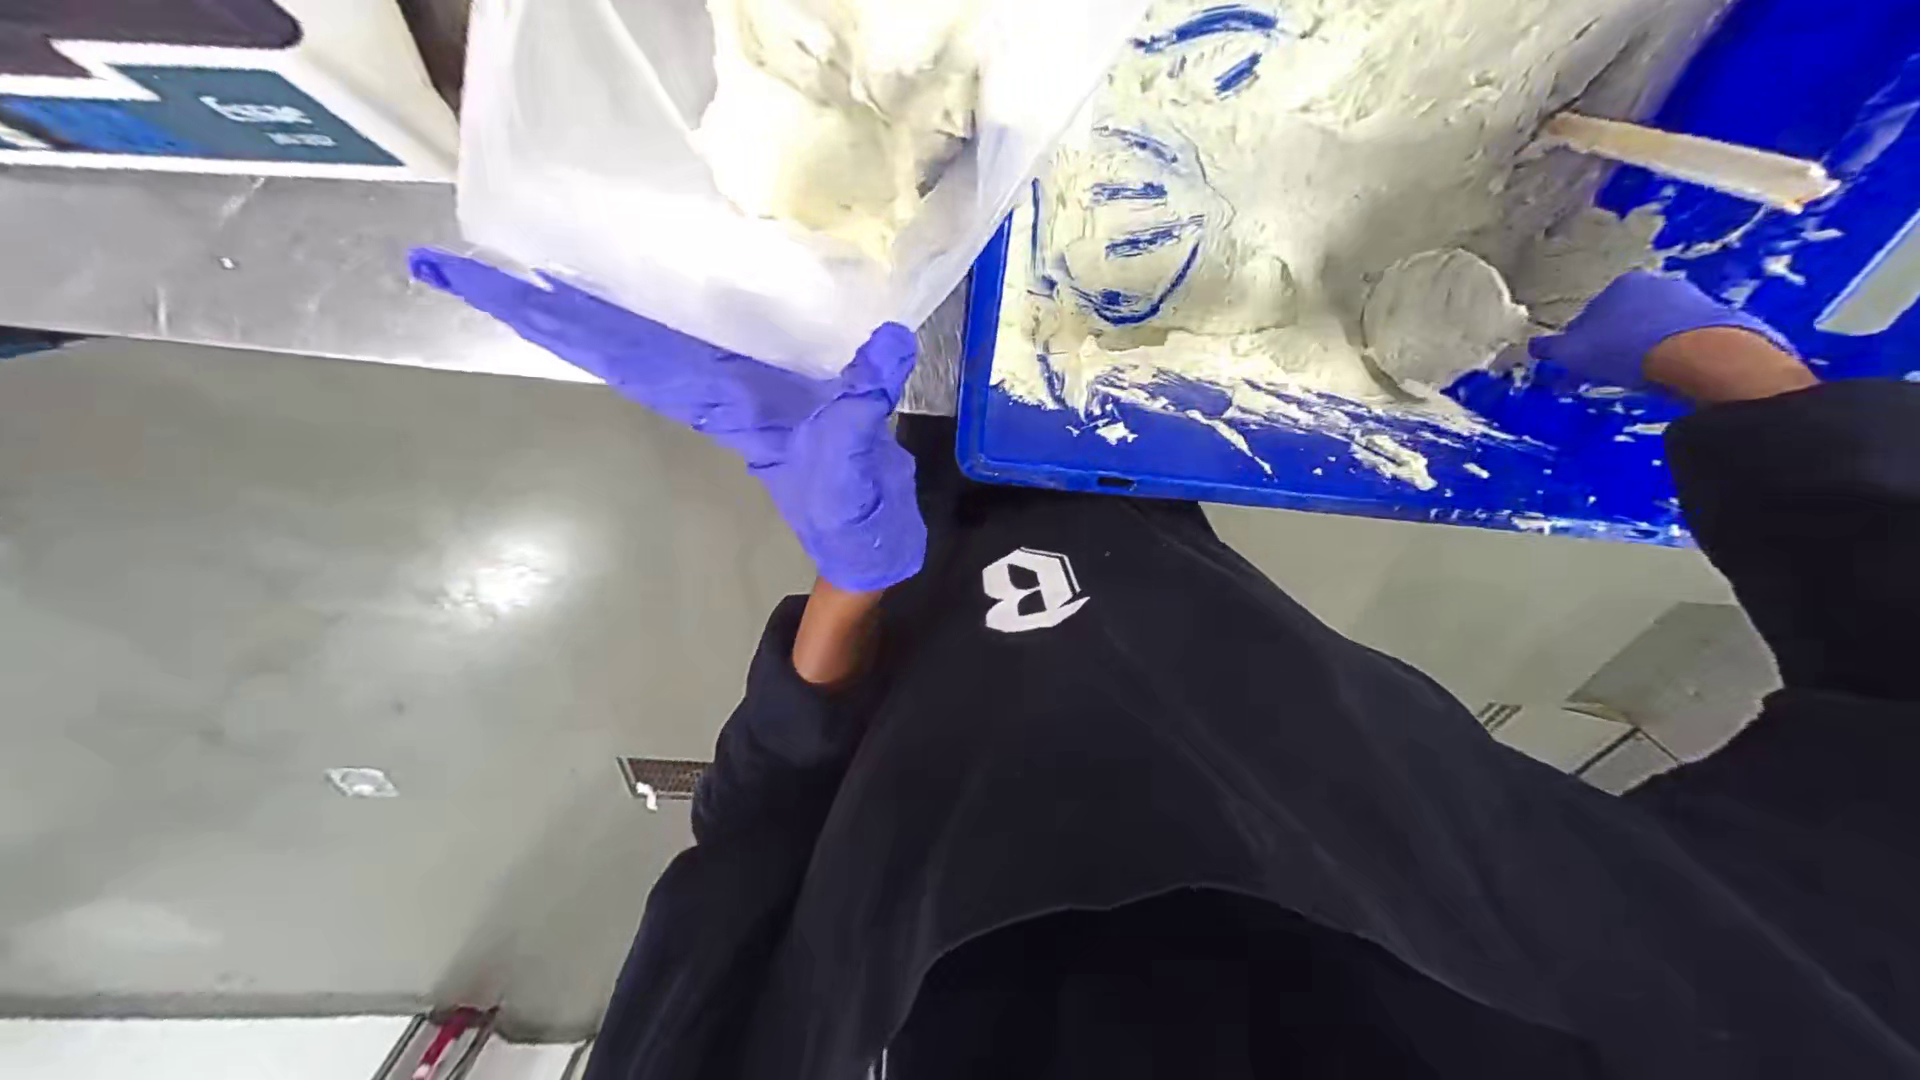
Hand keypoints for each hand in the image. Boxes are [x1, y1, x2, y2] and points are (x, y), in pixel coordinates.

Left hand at [410, 249, 925, 591]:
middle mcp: (716, 395)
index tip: (476, 281)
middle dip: (547, 308)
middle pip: (619, 347)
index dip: (559, 322)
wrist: (865, 545)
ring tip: (534, 265)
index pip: (628, 356)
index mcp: (726, 406)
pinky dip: (659, 318)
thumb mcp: (858, 468)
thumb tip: (887, 340)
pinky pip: (697, 346)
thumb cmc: (854, 518)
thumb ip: (863, 409)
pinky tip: (650, 295)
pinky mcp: (765, 395)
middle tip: (461, 258)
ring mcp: (737, 395)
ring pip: (651, 346)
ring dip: (592, 310)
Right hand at [1529, 270, 1799, 391]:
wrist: (1699, 355)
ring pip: (1649, 329)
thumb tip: (1533, 346)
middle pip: (1620, 320)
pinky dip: (1666, 354)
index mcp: (1621, 285)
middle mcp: (1658, 284)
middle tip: (1594, 374)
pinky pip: (1680, 338)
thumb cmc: (1620, 349)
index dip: (1575, 342)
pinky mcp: (1720, 318)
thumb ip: (1548, 348)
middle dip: (1605, 346)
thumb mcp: (1568, 353)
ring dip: (1635, 350)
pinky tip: (1659, 373)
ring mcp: (1693, 299)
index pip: (1586, 315)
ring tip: (1627, 377)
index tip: (1572, 364)